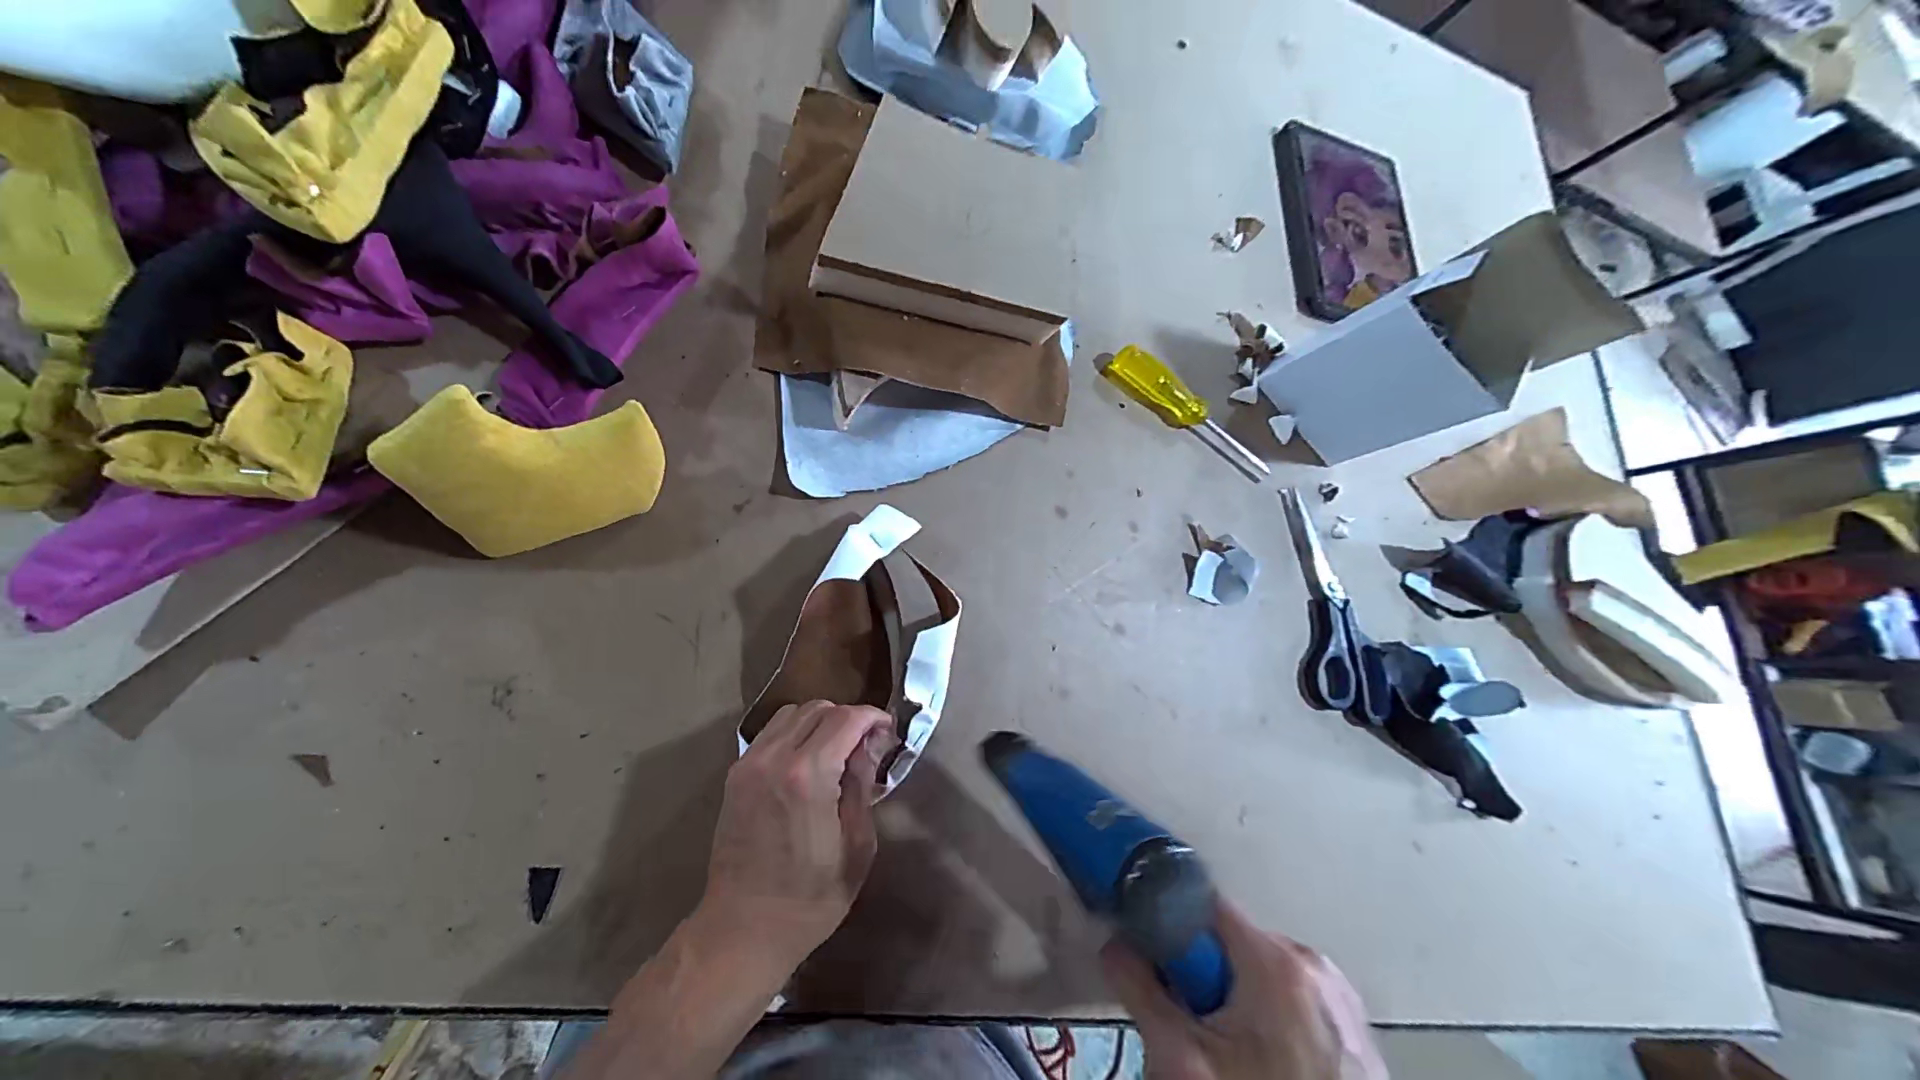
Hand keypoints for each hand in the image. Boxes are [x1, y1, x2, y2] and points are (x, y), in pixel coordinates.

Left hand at [699, 700, 896, 970]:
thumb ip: (862, 786)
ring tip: (836, 751)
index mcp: (808, 775)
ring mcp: (749, 764)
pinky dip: (795, 733)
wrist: (743, 929)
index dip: (873, 717)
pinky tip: (807, 762)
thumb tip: (870, 746)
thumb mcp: (856, 846)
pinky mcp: (735, 775)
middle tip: (866, 745)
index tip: (888, 731)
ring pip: (791, 713)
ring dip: (819, 722)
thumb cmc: (810, 899)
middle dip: (848, 717)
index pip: (846, 718)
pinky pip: (770, 734)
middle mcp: (774, 758)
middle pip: (818, 708)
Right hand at [1102, 901, 1387, 1079]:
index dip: (1172, 928)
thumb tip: (1114, 944)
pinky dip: (1274, 1017)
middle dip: (1205, 975)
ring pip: (1261, 970)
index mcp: (1275, 960)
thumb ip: (1140, 989)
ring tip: (1235, 1052)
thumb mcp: (1182, 1059)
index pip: (1204, 904)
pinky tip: (1270, 1062)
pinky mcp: (1356, 1024)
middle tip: (1198, 1027)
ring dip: (1238, 998)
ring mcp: (1340, 994)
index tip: (1157, 961)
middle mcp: (1313, 962)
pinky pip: (1295, 996)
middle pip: (1232, 942)